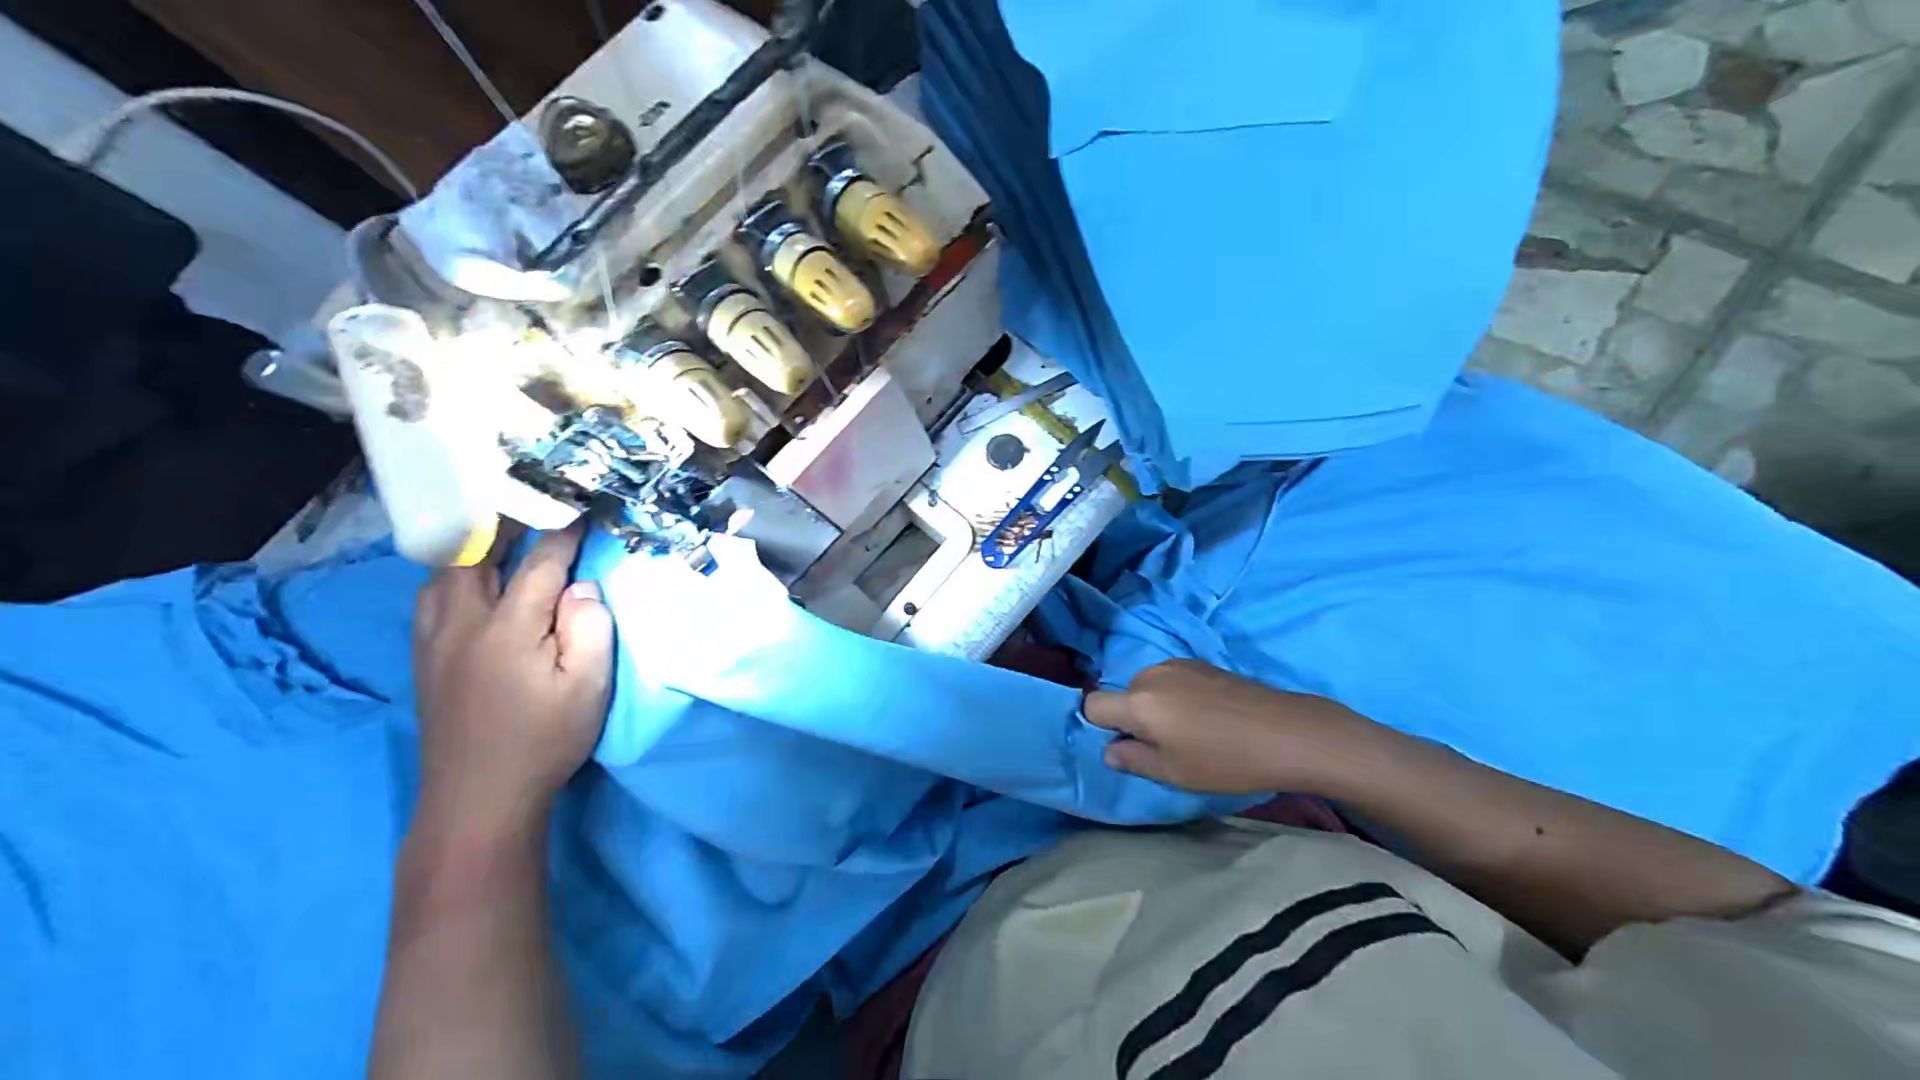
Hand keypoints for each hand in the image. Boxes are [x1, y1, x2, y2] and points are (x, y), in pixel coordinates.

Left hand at [412, 525, 614, 832]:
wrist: (478, 797)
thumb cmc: (544, 740)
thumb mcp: (588, 687)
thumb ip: (590, 628)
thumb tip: (579, 587)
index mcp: (508, 629)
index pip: (538, 564)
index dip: (564, 534)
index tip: (582, 511)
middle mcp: (462, 624)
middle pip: (474, 554)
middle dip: (504, 524)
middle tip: (533, 508)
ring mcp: (435, 640)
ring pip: (443, 573)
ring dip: (472, 547)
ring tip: (501, 537)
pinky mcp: (424, 658)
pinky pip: (431, 597)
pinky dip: (452, 574)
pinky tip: (471, 580)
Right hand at [1084, 659, 1375, 794]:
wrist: (1289, 733)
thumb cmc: (1226, 760)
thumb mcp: (1174, 772)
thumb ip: (1133, 759)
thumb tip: (1110, 751)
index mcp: (1138, 702)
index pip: (1092, 705)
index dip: (1100, 726)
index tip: (1125, 745)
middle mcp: (1150, 674)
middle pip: (1122, 694)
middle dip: (1132, 717)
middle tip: (1163, 745)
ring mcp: (1178, 664)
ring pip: (1147, 685)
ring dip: (1155, 705)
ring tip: (1190, 730)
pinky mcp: (1202, 662)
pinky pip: (1171, 678)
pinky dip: (1176, 695)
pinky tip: (1208, 715)